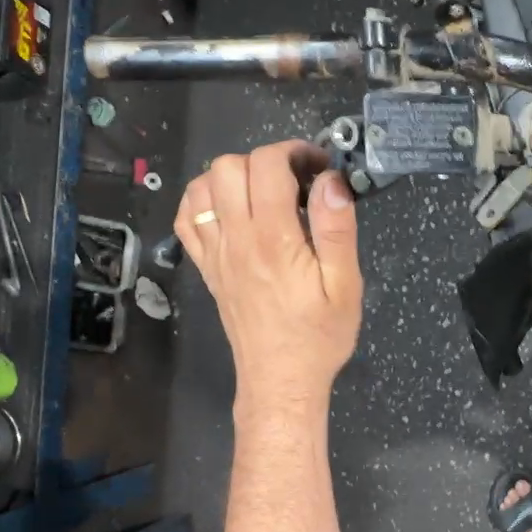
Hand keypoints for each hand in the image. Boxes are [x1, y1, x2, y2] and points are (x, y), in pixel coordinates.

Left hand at [175, 142, 362, 413]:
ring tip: (266, 194)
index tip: (320, 168)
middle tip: (297, 182)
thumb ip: (337, 229)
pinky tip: (233, 210)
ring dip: (234, 176)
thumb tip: (332, 181)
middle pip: (229, 166)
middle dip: (266, 160)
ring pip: (202, 185)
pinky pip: (186, 217)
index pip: (268, 166)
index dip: (295, 153)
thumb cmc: (320, 336)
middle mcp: (236, 239)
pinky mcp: (206, 267)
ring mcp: (214, 252)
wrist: (281, 379)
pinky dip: (205, 200)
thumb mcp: (345, 286)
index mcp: (274, 240)